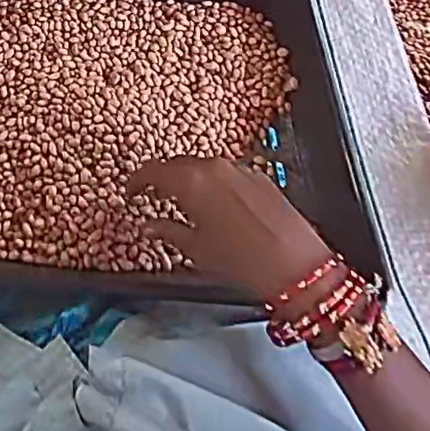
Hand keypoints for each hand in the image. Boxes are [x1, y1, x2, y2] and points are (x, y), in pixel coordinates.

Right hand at [126, 156, 331, 303]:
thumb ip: (167, 231)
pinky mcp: (258, 176)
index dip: (137, 181)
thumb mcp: (196, 250)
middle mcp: (213, 167)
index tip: (131, 192)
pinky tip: (214, 204)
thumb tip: (147, 226)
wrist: (298, 266)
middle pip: (177, 164)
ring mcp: (238, 168)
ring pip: (202, 166)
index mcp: (191, 182)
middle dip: (162, 178)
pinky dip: (212, 183)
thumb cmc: (242, 262)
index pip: (152, 171)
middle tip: (152, 196)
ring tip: (182, 201)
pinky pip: (225, 172)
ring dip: (188, 179)